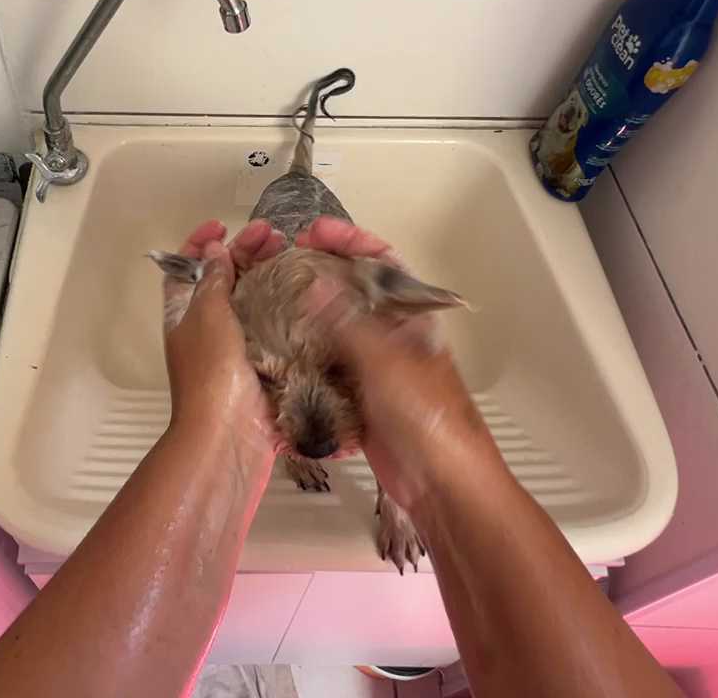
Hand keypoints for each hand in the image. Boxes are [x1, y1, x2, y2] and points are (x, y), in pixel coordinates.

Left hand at [160, 220, 275, 451]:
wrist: (229, 433)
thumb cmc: (211, 370)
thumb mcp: (207, 315)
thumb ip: (213, 280)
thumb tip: (213, 250)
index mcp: (183, 312)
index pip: (186, 267)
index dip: (199, 242)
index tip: (222, 225)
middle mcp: (206, 324)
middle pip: (224, 276)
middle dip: (244, 251)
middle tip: (273, 234)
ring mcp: (235, 341)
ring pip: (250, 296)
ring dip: (266, 271)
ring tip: (290, 252)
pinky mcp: (261, 357)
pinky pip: (270, 320)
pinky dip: (282, 301)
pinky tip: (301, 287)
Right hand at [296, 217, 494, 511]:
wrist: (443, 486)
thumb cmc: (431, 419)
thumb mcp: (387, 362)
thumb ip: (348, 322)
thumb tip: (315, 283)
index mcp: (410, 316)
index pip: (381, 261)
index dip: (350, 239)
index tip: (314, 231)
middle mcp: (391, 334)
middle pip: (353, 289)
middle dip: (320, 270)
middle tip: (284, 260)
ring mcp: (373, 364)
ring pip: (334, 326)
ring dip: (307, 311)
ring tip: (273, 297)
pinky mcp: (356, 393)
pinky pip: (325, 363)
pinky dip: (303, 352)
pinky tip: (279, 346)